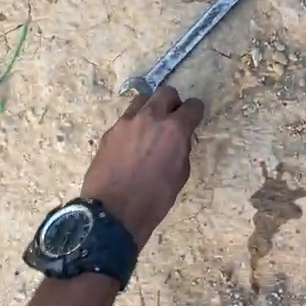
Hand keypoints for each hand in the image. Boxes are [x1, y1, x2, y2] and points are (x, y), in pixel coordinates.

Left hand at [81, 86, 205, 247]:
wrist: (113, 211)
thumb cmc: (154, 199)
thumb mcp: (180, 175)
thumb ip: (181, 150)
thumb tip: (178, 140)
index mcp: (174, 130)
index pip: (192, 106)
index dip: (195, 112)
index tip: (194, 117)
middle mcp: (150, 118)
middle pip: (166, 93)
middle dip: (173, 102)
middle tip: (173, 117)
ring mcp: (126, 122)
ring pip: (143, 100)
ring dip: (151, 108)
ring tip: (150, 125)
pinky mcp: (110, 131)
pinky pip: (126, 118)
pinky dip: (134, 124)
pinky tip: (132, 142)